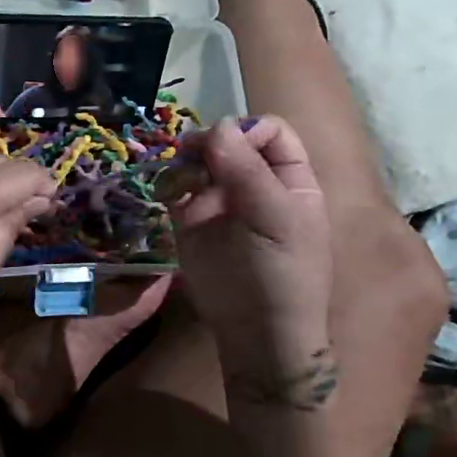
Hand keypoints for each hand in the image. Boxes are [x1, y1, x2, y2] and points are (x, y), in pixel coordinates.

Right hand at [167, 117, 335, 402]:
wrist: (255, 331)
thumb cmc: (282, 274)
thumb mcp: (276, 219)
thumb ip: (247, 171)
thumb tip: (217, 125)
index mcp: (288, 178)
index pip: (268, 132)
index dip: (246, 132)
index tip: (224, 149)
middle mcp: (252, 182)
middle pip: (227, 141)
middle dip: (207, 144)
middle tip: (189, 156)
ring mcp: (219, 201)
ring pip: (197, 162)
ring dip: (184, 162)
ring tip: (177, 181)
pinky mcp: (190, 221)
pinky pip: (175, 188)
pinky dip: (168, 184)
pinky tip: (168, 194)